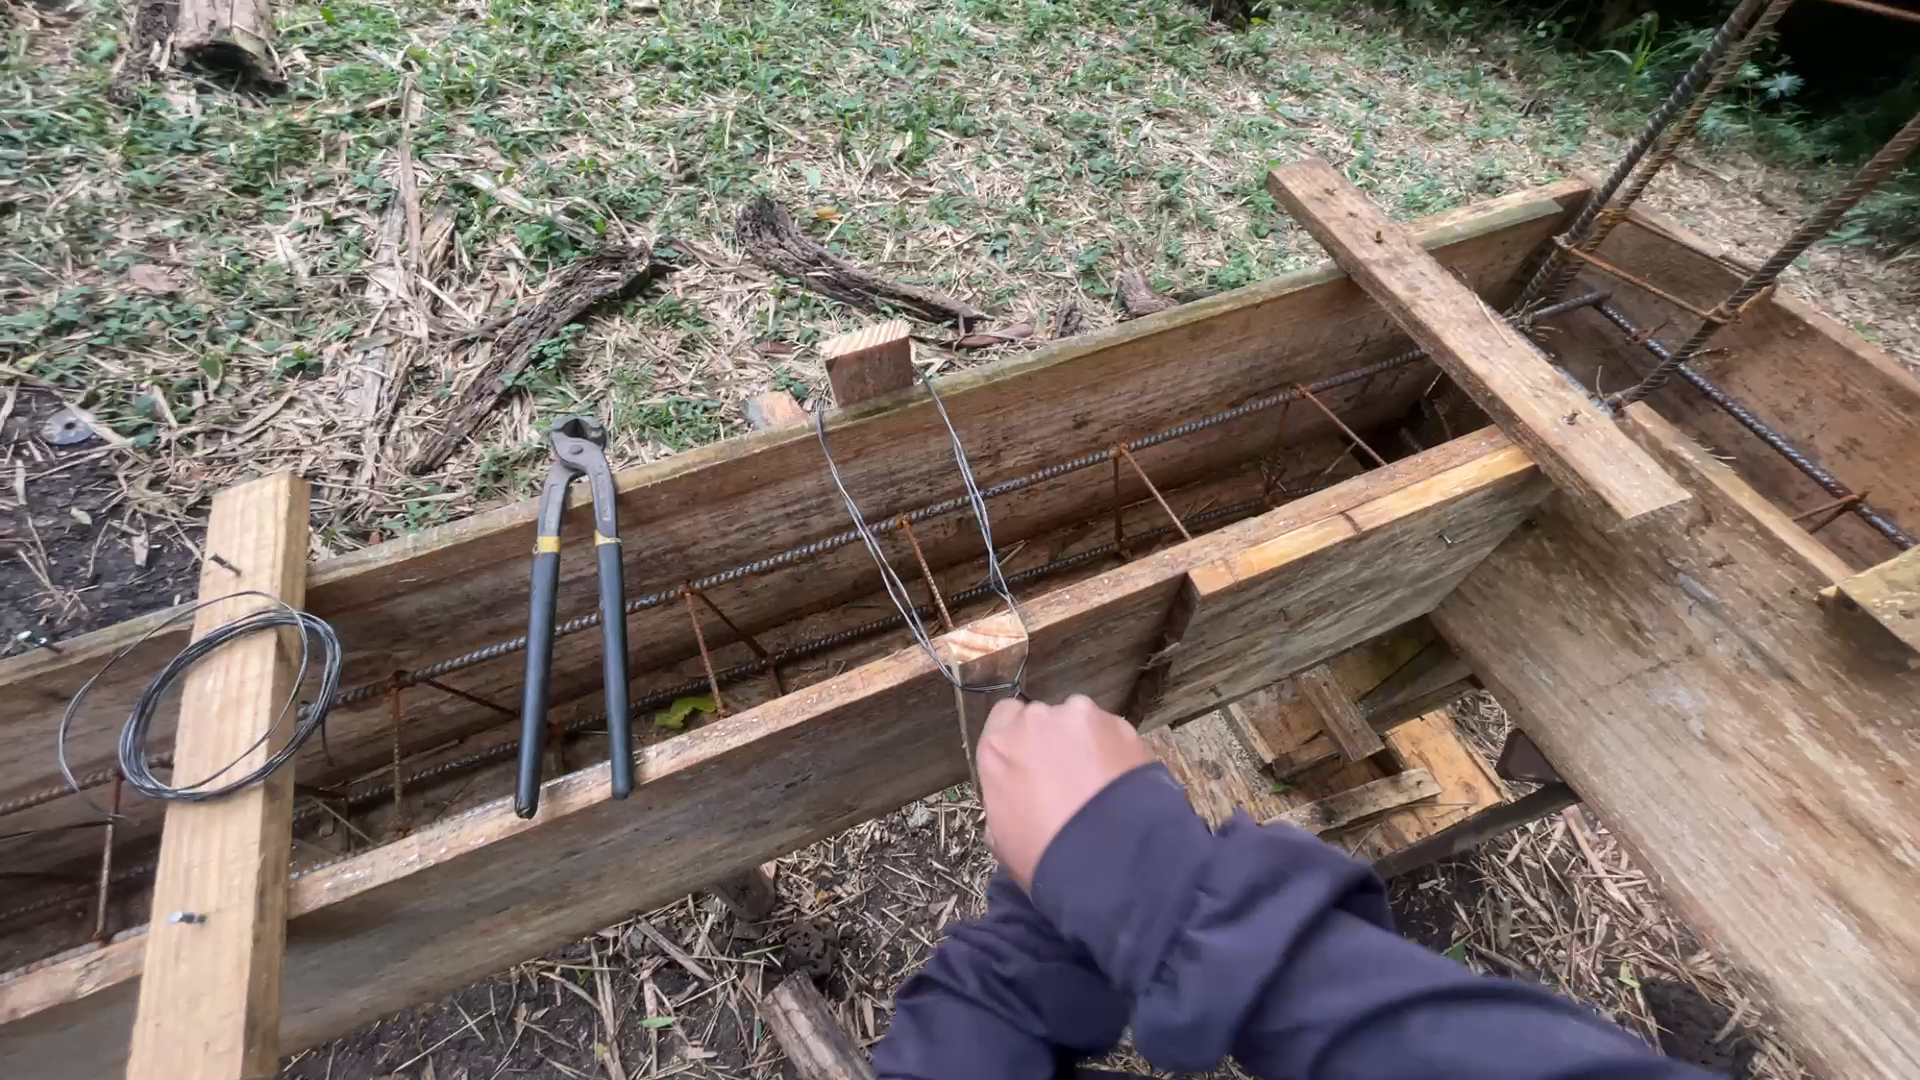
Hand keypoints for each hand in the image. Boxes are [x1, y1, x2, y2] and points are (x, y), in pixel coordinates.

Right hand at [977, 694, 1153, 889]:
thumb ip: (1002, 799)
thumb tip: (1016, 797)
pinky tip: (1119, 782)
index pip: (1002, 718)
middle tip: (1066, 781)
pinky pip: (1109, 731)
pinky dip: (1112, 748)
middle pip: (1040, 719)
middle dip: (1050, 742)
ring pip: (1076, 722)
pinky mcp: (1115, 722)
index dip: (1017, 740)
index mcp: (997, 746)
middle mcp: (1033, 720)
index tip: (1029, 763)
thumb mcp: (1001, 838)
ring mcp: (1076, 717)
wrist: (1109, 858)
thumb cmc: (1045, 856)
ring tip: (1098, 782)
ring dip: (1082, 743)